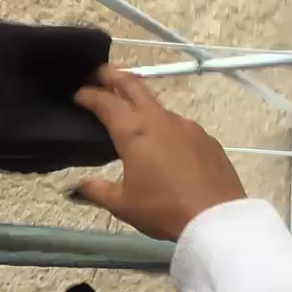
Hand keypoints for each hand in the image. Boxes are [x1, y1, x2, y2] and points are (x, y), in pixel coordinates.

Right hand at [72, 65, 246, 239]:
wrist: (215, 219)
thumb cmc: (163, 210)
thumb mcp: (123, 204)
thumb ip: (97, 191)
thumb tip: (75, 188)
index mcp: (134, 132)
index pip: (104, 102)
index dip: (88, 95)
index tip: (76, 94)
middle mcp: (159, 120)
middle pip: (133, 85)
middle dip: (112, 75)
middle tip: (97, 73)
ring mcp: (186, 126)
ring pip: (157, 106)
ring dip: (139, 103)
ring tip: (129, 113)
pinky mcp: (205, 138)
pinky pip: (178, 125)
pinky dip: (163, 125)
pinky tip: (163, 143)